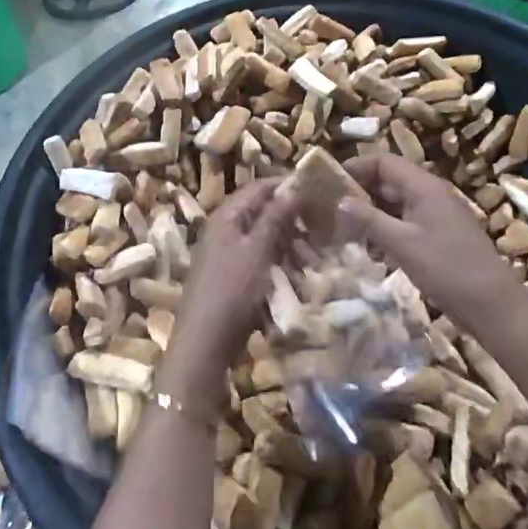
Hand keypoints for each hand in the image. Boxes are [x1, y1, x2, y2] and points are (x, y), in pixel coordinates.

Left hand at [164, 179, 297, 402]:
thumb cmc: (233, 291)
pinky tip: (298, 272)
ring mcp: (226, 254)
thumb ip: (275, 217)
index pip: (260, 187)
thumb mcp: (258, 250)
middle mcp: (224, 230)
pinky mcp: (232, 276)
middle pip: (262, 211)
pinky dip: (279, 261)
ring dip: (289, 242)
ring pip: (264, 237)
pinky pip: (260, 258)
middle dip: (293, 217)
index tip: (319, 190)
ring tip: (315, 253)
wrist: (204, 343)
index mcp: (227, 216)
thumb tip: (293, 186)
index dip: (288, 185)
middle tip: (323, 225)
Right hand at [338, 154, 527, 327]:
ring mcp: (435, 216)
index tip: (327, 181)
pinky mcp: (437, 237)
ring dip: (370, 212)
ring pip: (395, 204)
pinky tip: (367, 247)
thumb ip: (369, 220)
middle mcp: (430, 194)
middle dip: (359, 191)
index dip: (355, 167)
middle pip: (388, 181)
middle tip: (328, 207)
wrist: (491, 304)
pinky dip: (385, 229)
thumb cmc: (447, 268)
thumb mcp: (403, 244)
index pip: (384, 162)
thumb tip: (340, 200)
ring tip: (340, 227)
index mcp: (424, 187)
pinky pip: (405, 223)